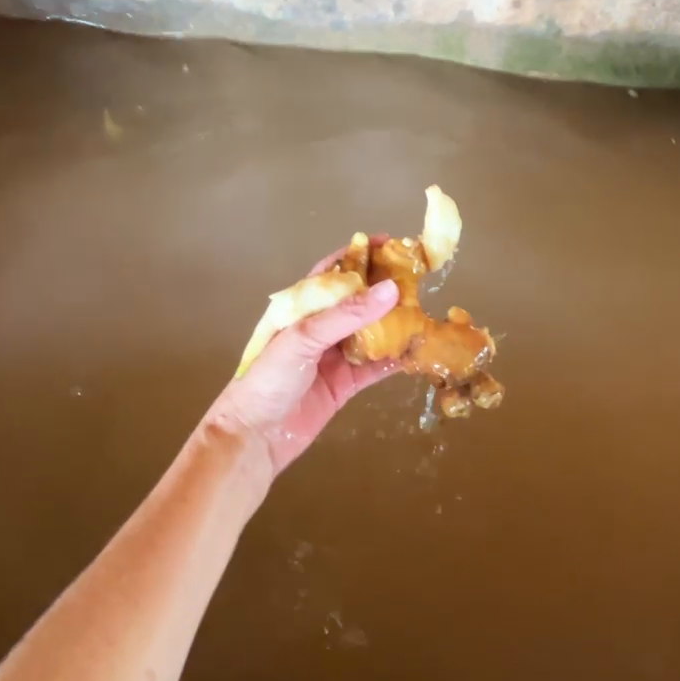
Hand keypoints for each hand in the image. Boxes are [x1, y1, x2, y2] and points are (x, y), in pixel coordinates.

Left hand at [202, 246, 402, 484]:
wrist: (253, 437)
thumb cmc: (268, 379)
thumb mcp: (303, 338)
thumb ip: (347, 315)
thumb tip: (391, 289)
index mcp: (301, 308)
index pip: (333, 272)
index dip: (359, 254)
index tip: (391, 242)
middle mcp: (319, 328)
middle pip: (358, 301)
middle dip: (385, 289)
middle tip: (420, 278)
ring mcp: (333, 356)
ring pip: (371, 333)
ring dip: (395, 325)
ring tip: (426, 311)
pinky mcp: (344, 385)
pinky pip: (375, 366)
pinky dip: (395, 359)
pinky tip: (417, 352)